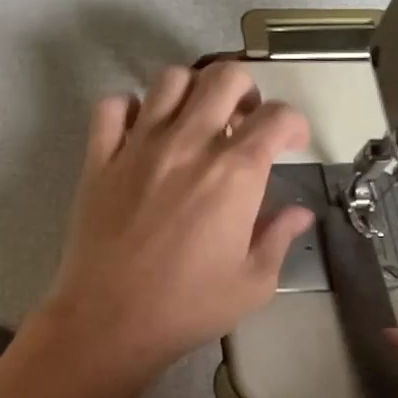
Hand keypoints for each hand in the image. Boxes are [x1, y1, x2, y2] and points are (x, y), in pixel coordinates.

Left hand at [37, 63, 312, 375]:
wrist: (108, 320)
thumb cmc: (186, 308)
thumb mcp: (252, 284)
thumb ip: (278, 238)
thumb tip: (299, 213)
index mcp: (234, 173)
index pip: (278, 116)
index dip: (293, 124)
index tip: (290, 144)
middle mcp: (188, 144)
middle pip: (225, 78)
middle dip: (246, 91)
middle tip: (243, 122)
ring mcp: (138, 147)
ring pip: (169, 80)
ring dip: (191, 91)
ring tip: (195, 121)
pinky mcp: (98, 159)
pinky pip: (112, 106)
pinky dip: (129, 107)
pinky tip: (141, 131)